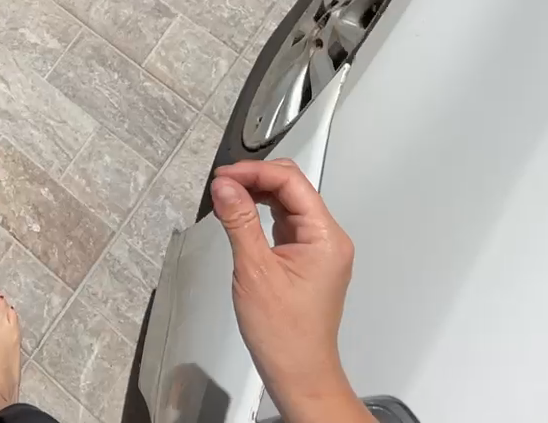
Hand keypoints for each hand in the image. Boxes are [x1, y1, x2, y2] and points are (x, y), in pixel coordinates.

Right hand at [209, 159, 372, 422]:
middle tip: (220, 184)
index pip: (291, 182)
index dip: (254, 172)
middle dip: (254, 177)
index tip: (223, 176)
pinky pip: (282, 218)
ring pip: (285, 200)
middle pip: (291, 186)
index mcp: (325, 237)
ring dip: (255, 191)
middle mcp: (326, 237)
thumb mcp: (254, 270)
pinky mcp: (303, 256)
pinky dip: (258, 209)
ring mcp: (316, 247)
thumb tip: (223, 185)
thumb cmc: (284, 332)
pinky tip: (238, 212)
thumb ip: (239, 221)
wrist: (299, 375)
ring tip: (225, 196)